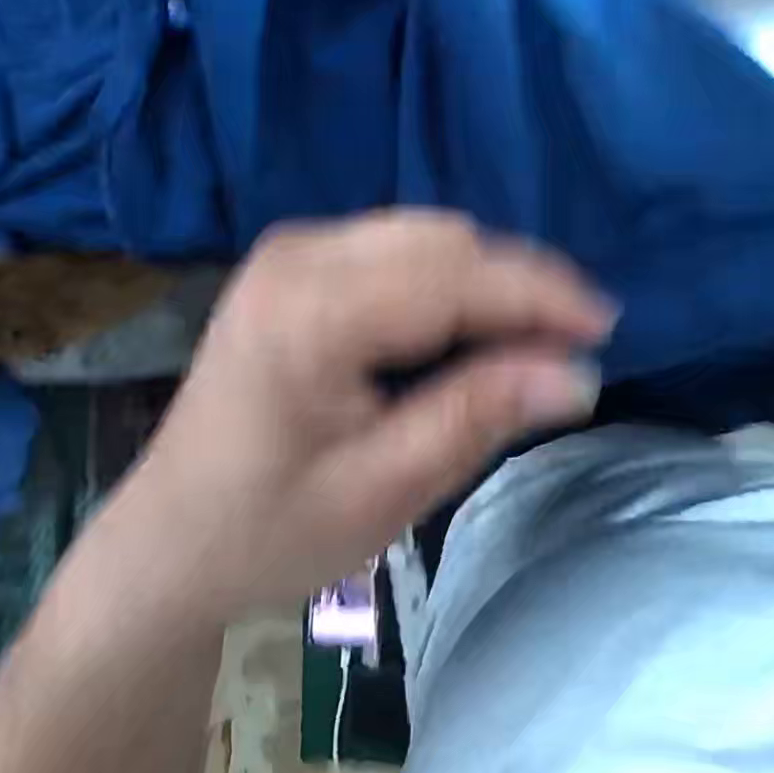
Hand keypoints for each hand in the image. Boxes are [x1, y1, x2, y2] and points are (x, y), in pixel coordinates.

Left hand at [105, 210, 613, 622]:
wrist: (170, 536)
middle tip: (562, 349)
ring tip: (521, 342)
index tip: (603, 326)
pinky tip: (458, 328)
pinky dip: (439, 279)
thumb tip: (574, 373)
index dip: (537, 294)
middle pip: (439, 241)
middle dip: (513, 285)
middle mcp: (294, 257)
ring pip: (419, 235)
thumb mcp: (383, 490)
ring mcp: (286, 252)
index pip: (451, 276)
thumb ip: (477, 416)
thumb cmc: (269, 530)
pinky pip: (389, 247)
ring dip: (480, 279)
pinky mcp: (287, 265)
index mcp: (309, 313)